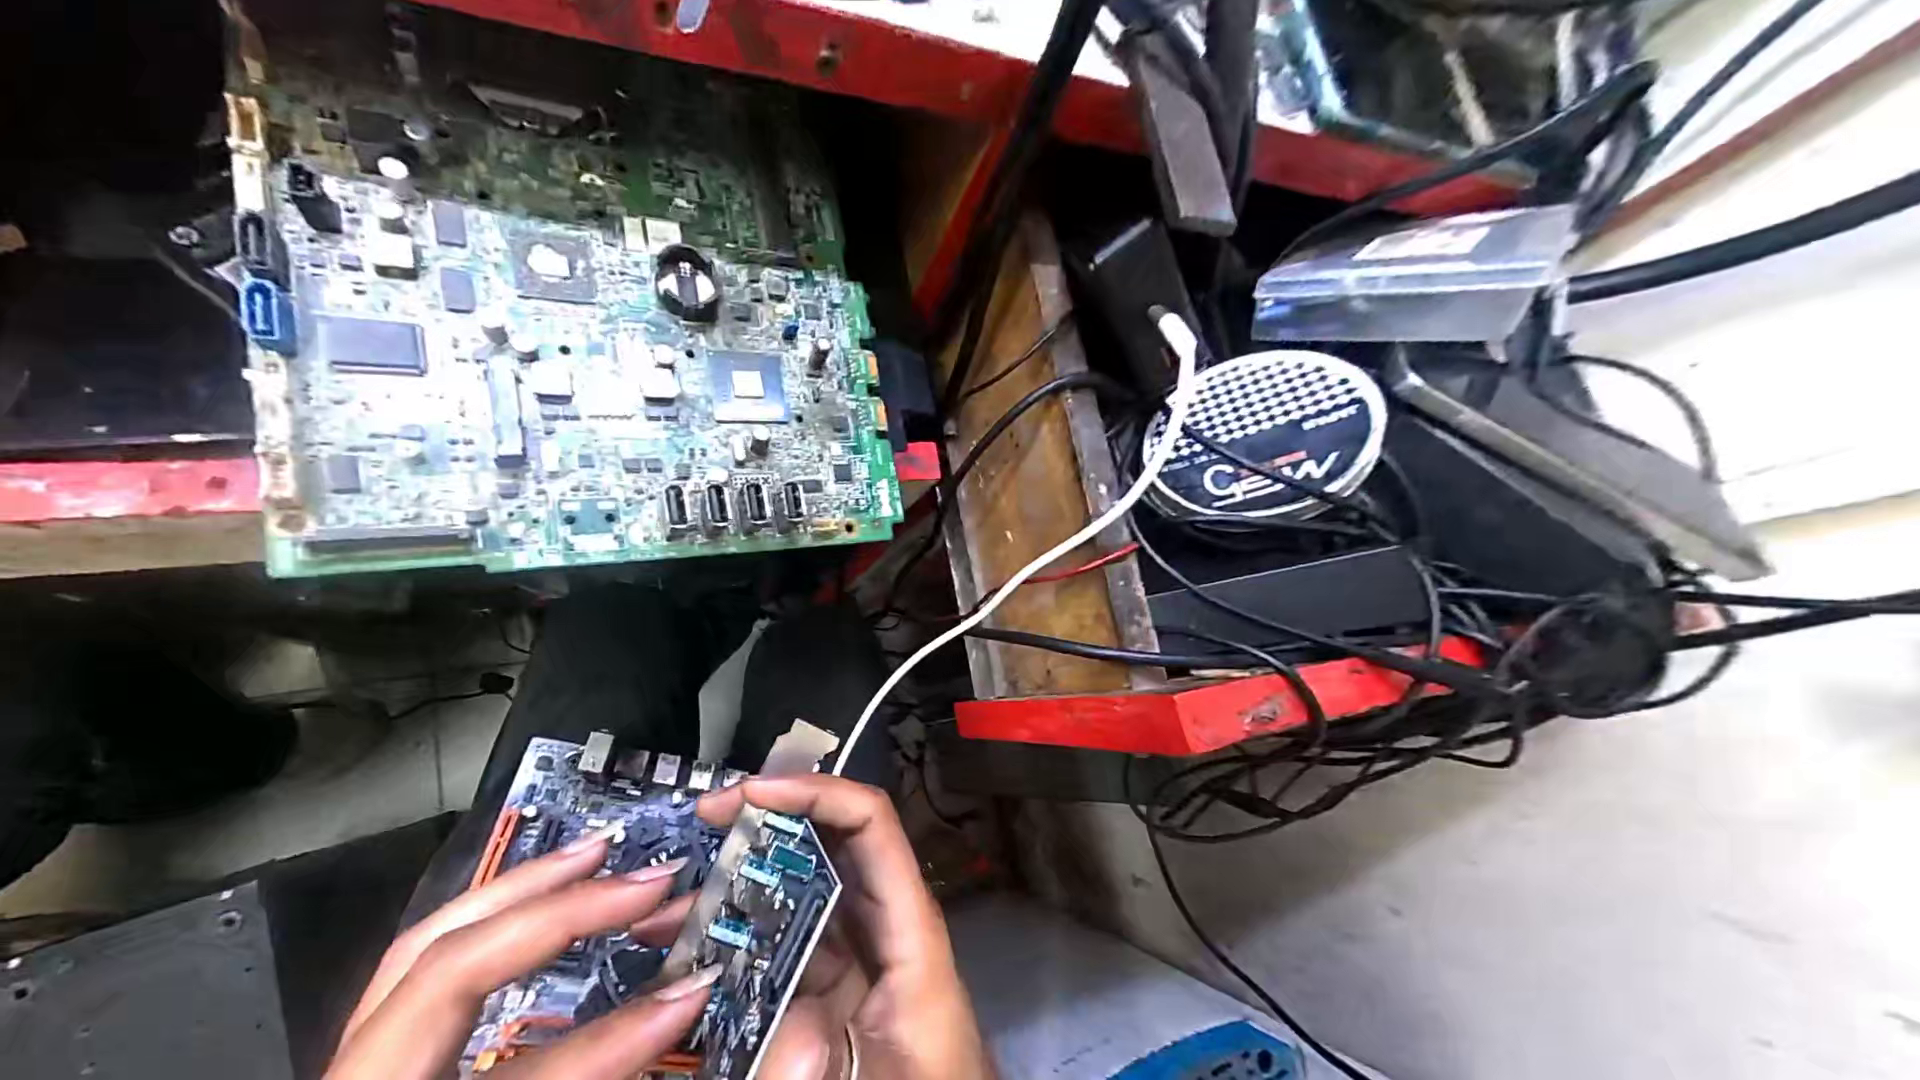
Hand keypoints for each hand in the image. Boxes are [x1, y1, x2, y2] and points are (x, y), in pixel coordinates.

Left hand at [327, 834, 713, 1079]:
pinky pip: (420, 965)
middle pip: (439, 976)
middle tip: (644, 880)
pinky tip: (539, 895)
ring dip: (523, 889)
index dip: (617, 1037)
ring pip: (422, 949)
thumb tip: (688, 1012)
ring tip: (598, 854)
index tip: (694, 989)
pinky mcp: (367, 1068)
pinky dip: (489, 915)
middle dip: (557, 913)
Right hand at [698, 775, 995, 1079]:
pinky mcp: (825, 983)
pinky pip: (778, 942)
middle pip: (826, 842)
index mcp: (907, 922)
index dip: (816, 793)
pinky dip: (736, 938)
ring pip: (794, 890)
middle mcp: (877, 920)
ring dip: (737, 885)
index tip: (752, 794)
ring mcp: (849, 950)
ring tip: (672, 906)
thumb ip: (834, 1060)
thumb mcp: (889, 1077)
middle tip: (706, 822)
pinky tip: (689, 955)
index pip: (870, 824)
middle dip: (766, 822)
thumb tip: (786, 1036)